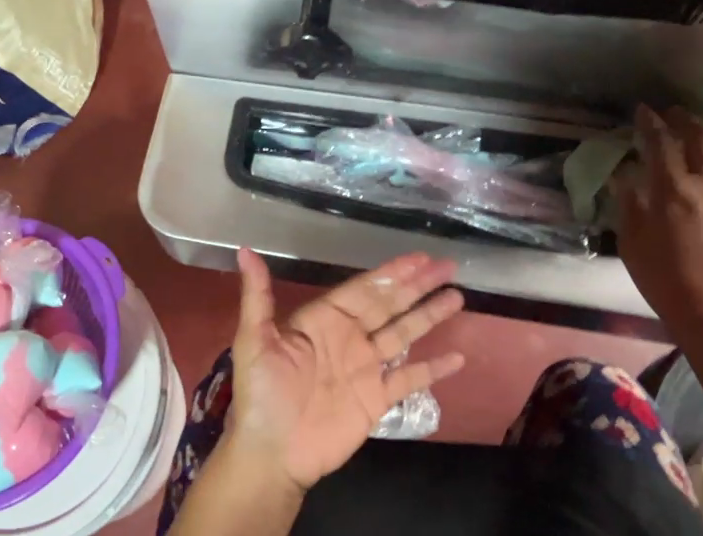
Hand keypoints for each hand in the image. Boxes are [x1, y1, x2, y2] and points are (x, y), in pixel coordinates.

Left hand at [223, 248, 465, 491]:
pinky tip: (457, 357)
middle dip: (417, 285)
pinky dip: (432, 368)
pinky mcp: (376, 400)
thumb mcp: (254, 339)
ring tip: (457, 296)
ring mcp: (365, 368)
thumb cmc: (261, 394)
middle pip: (389, 305)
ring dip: (429, 316)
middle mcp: (348, 338)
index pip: (364, 289)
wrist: (272, 453)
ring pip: (403, 334)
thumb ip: (257, 295)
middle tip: (447, 265)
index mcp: (323, 320)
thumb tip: (244, 250)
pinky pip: (409, 380)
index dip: (391, 273)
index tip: (418, 258)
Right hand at [616, 105, 702, 341]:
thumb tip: (625, 176)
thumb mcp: (631, 241)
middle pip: (701, 137)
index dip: (651, 122)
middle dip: (685, 120)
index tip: (643, 110)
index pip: (661, 142)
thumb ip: (629, 203)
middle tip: (672, 114)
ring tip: (698, 132)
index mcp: (672, 191)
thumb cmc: (664, 278)